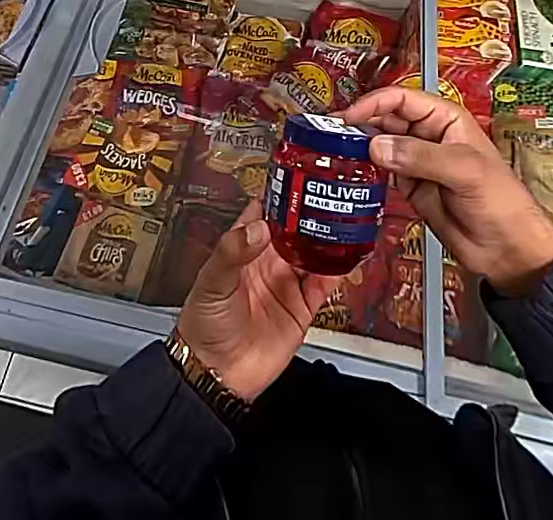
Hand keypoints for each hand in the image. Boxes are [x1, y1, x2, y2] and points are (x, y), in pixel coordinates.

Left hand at [174, 200, 342, 402]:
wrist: (216, 375)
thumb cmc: (204, 324)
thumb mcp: (212, 281)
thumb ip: (233, 252)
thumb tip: (260, 228)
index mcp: (245, 248)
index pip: (266, 212)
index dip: (282, 195)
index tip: (299, 178)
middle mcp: (269, 261)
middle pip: (297, 229)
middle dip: (313, 213)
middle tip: (332, 193)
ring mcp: (287, 283)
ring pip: (315, 253)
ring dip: (329, 239)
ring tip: (346, 219)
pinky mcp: (302, 308)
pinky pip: (325, 285)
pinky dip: (338, 271)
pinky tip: (349, 257)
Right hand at [338, 86, 552, 295]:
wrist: (508, 250)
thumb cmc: (502, 202)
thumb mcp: (465, 171)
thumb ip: (421, 157)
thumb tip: (378, 146)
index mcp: (445, 118)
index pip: (402, 99)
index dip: (374, 103)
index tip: (349, 117)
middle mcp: (428, 134)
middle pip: (386, 117)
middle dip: (360, 122)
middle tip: (332, 133)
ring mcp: (417, 160)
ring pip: (380, 142)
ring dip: (359, 144)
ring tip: (334, 149)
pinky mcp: (409, 185)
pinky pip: (381, 168)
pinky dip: (365, 167)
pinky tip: (350, 169)